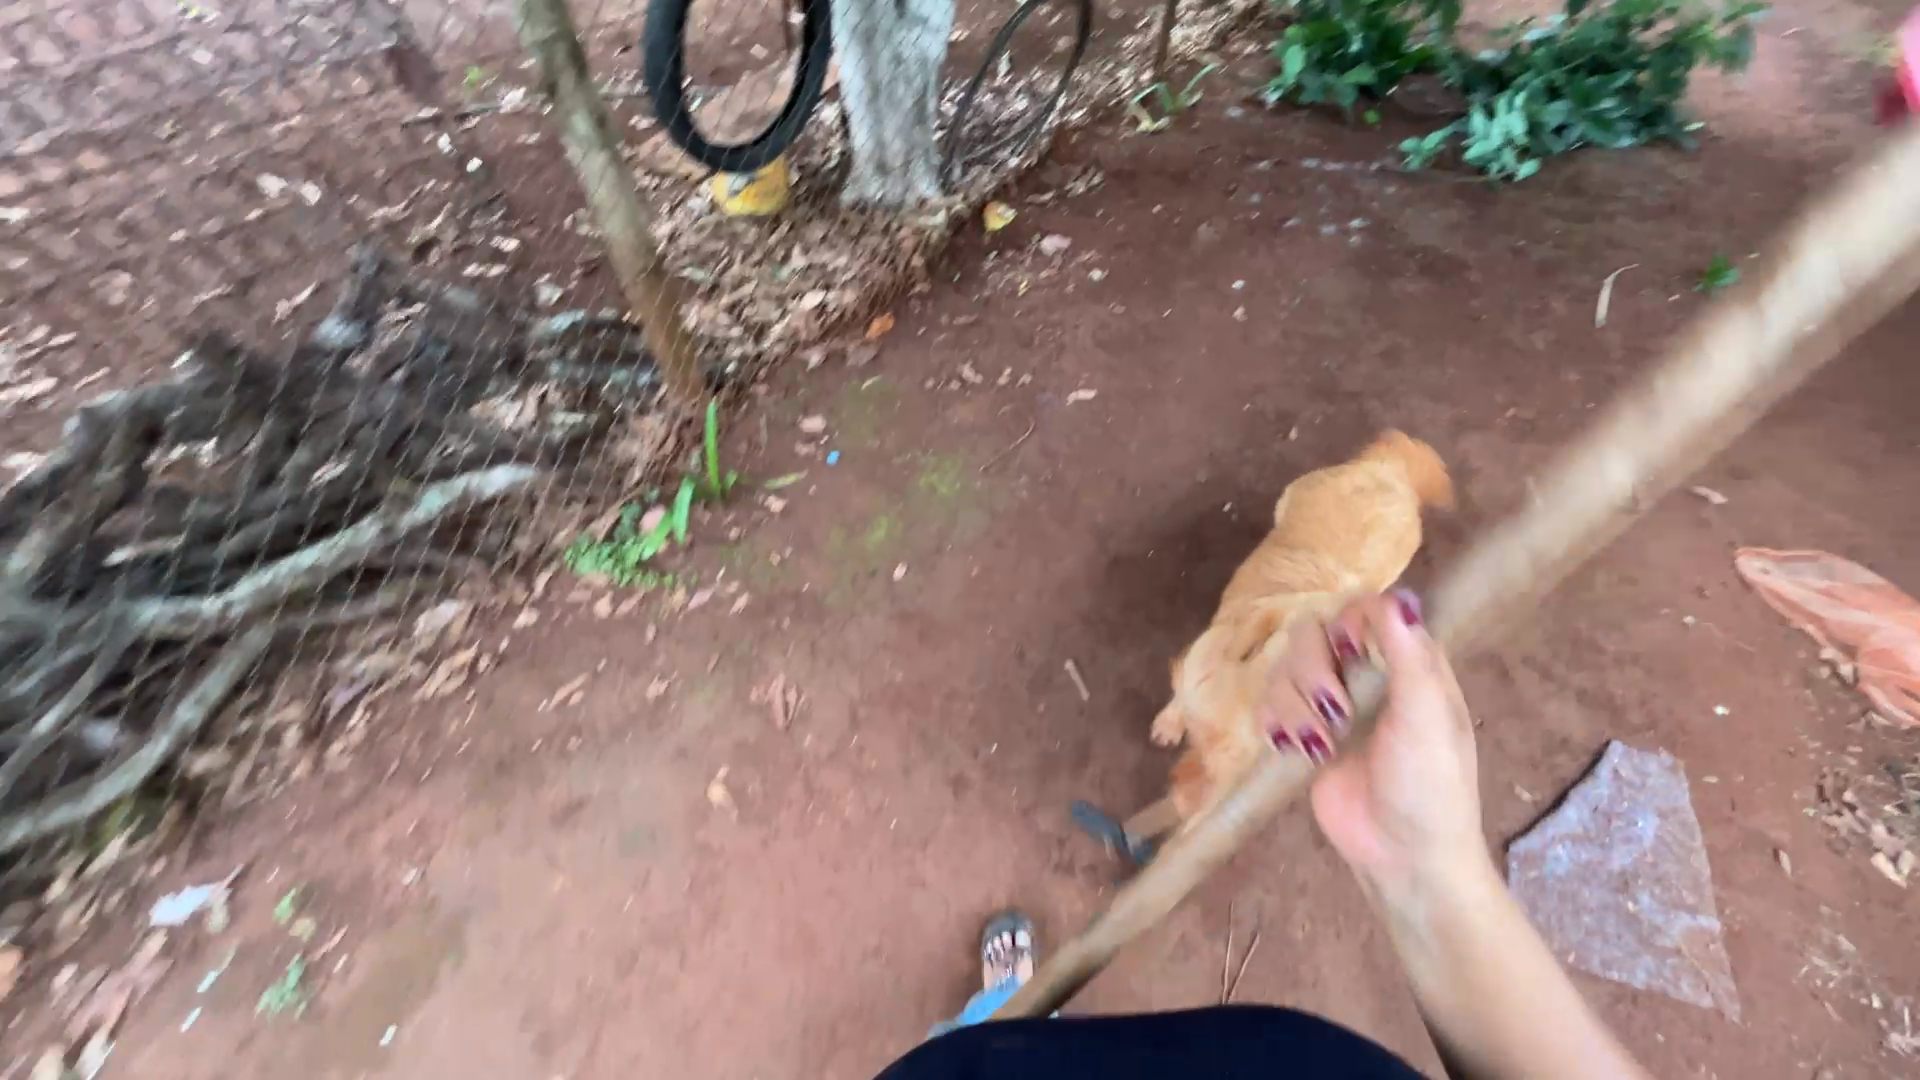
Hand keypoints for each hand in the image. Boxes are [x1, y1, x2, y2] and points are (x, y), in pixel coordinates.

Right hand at [1261, 591, 1491, 905]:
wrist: (1400, 858)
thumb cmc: (1428, 789)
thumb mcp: (1426, 722)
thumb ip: (1410, 659)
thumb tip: (1399, 598)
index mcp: (1408, 667)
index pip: (1367, 611)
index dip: (1348, 623)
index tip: (1348, 651)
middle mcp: (1365, 676)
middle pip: (1313, 634)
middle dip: (1312, 671)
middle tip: (1331, 711)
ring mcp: (1330, 704)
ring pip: (1285, 668)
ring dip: (1292, 704)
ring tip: (1314, 743)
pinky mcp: (1302, 731)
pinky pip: (1268, 702)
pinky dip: (1273, 721)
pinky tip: (1290, 748)